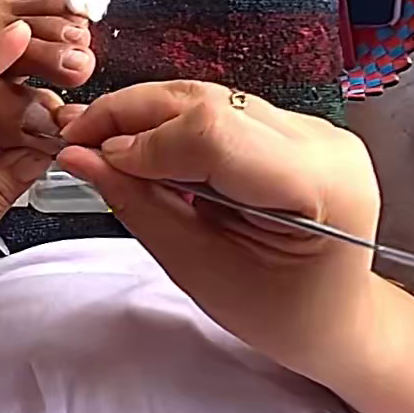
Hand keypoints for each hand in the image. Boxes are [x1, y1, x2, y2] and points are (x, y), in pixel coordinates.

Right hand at [55, 81, 381, 375]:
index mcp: (318, 185)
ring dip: (139, 115)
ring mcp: (305, 127)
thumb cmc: (278, 311)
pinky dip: (161, 122)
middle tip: (77, 139)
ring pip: (199, 96)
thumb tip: (77, 157)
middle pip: (201, 101)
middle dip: (126, 114)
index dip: (141, 142)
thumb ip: (136, 203)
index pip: (212, 134)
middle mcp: (319, 142)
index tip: (91, 159)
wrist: (335, 316)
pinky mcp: (284, 124)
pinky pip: (208, 107)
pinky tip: (138, 147)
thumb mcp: (196, 266)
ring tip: (101, 144)